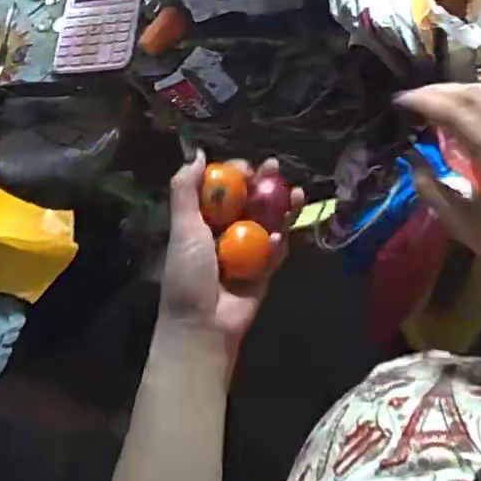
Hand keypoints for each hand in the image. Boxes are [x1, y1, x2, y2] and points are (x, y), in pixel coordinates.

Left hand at [158, 152, 299, 352]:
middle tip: (276, 167)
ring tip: (297, 192)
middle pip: (249, 200)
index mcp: (202, 221)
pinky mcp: (263, 272)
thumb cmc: (188, 274)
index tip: (246, 167)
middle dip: (264, 183)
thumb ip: (186, 190)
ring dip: (282, 206)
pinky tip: (281, 235)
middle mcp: (226, 233)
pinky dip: (281, 241)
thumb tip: (198, 154)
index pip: (222, 188)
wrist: (203, 326)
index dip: (235, 174)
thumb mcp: (182, 228)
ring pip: (269, 222)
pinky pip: (276, 251)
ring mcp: (247, 252)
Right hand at [396, 84, 480, 299]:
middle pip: (476, 94)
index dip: (424, 100)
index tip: (400, 100)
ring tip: (441, 100)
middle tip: (415, 99)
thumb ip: (432, 189)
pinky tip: (477, 104)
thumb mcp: (463, 226)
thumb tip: (412, 160)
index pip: (456, 111)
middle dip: (440, 91)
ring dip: (465, 89)